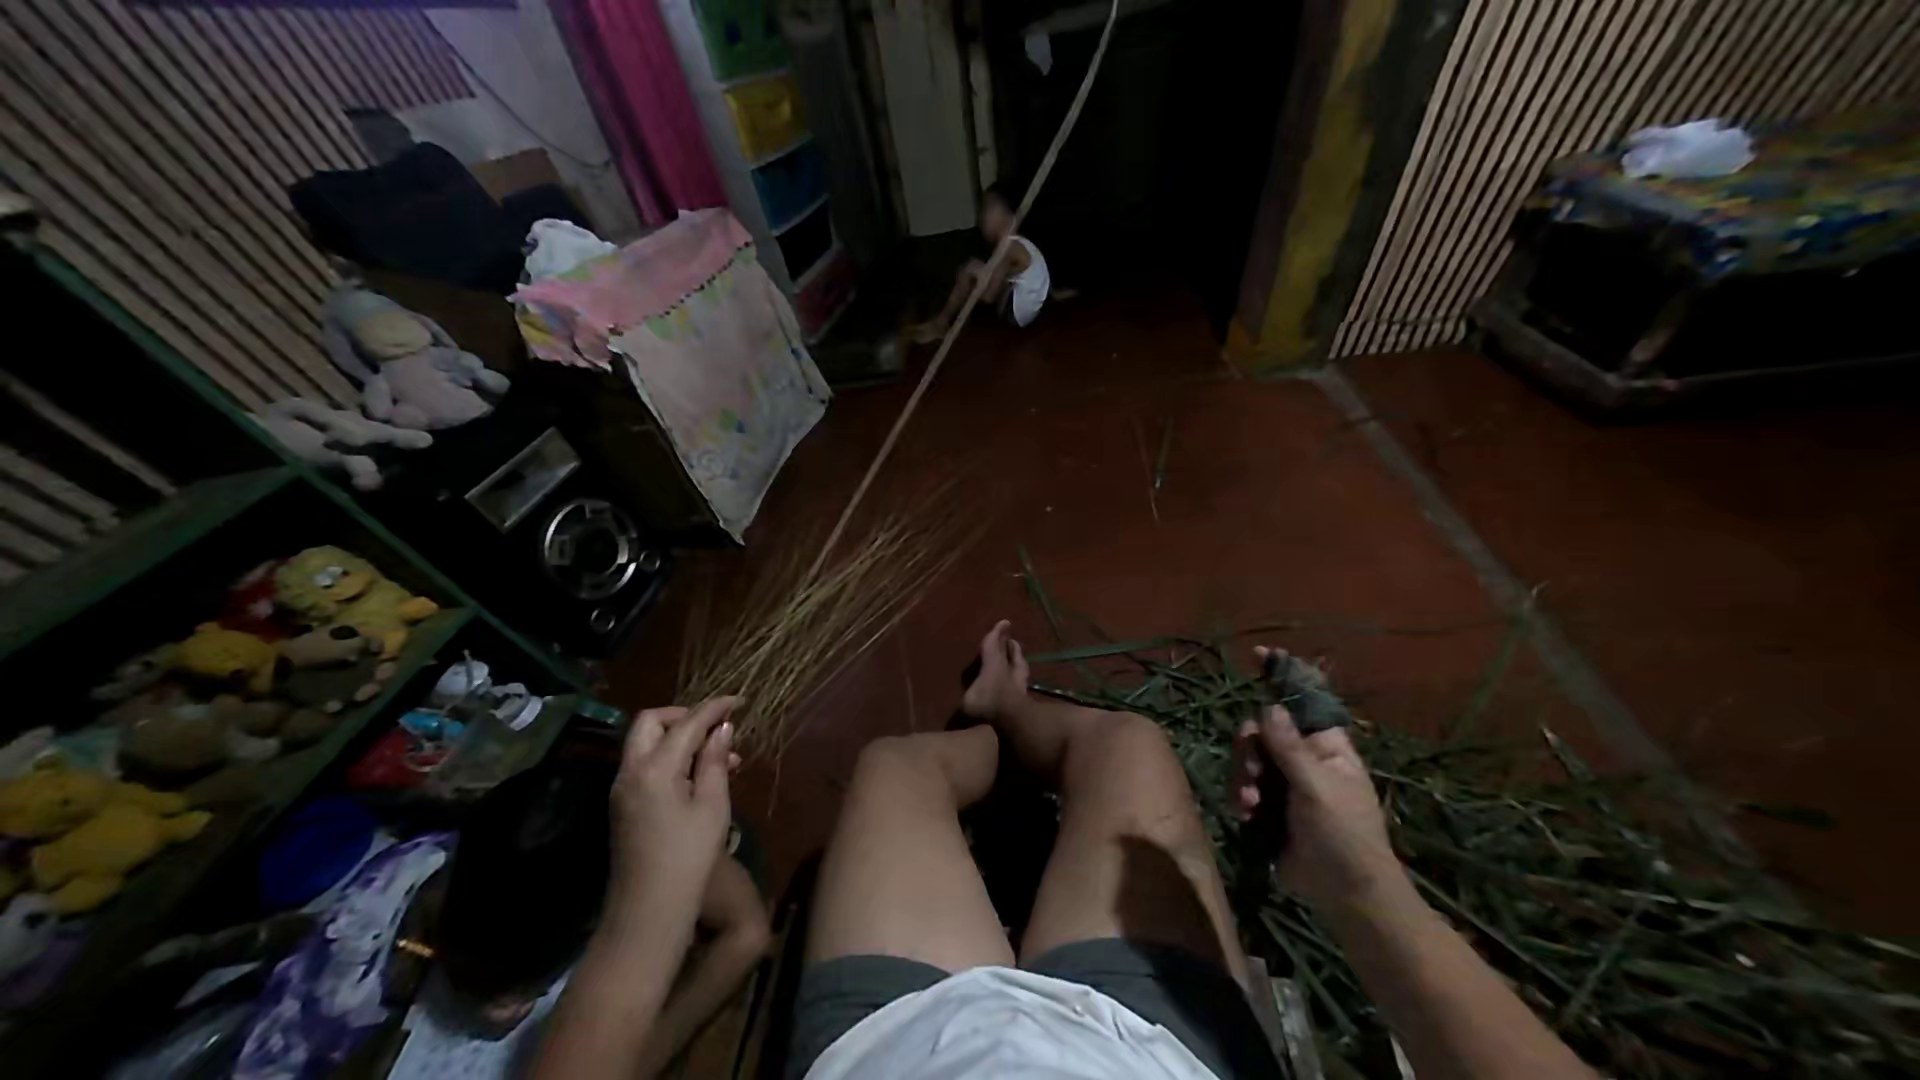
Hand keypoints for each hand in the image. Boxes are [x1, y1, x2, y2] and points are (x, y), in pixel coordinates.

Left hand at [609, 697, 738, 915]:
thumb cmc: (688, 857)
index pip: (686, 723)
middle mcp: (631, 771)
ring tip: (721, 756)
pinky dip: (671, 758)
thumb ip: (714, 761)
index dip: (713, 708)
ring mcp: (622, 789)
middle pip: (651, 723)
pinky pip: (646, 765)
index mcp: (654, 768)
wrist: (648, 911)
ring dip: (679, 738)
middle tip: (716, 727)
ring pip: (647, 743)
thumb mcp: (712, 805)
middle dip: (685, 716)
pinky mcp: (624, 805)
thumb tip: (722, 729)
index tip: (738, 701)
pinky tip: (701, 776)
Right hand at [961, 620, 1029, 720]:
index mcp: (992, 663)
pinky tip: (1019, 674)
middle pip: (1007, 651)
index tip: (1004, 622)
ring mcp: (1019, 680)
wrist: (1013, 720)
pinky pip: (1021, 677)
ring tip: (1015, 650)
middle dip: (1007, 643)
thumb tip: (969, 694)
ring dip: (1016, 655)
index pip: (993, 644)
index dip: (996, 634)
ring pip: (1018, 662)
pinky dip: (1019, 672)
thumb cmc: (987, 704)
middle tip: (1008, 638)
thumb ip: (969, 694)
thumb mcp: (968, 700)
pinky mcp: (1024, 694)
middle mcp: (1007, 667)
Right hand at [1232, 654, 1407, 913]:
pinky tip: (1243, 813)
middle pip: (1263, 730)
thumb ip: (1290, 747)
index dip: (1283, 675)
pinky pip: (1242, 786)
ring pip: (1248, 758)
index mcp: (1327, 747)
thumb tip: (1270, 705)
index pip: (1305, 700)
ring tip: (1248, 803)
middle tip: (1252, 773)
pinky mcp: (1269, 807)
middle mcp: (1303, 758)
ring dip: (1242, 777)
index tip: (1257, 654)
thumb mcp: (1318, 788)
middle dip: (1249, 749)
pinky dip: (1238, 797)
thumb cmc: (1345, 837)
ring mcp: (1285, 783)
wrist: (1346, 897)